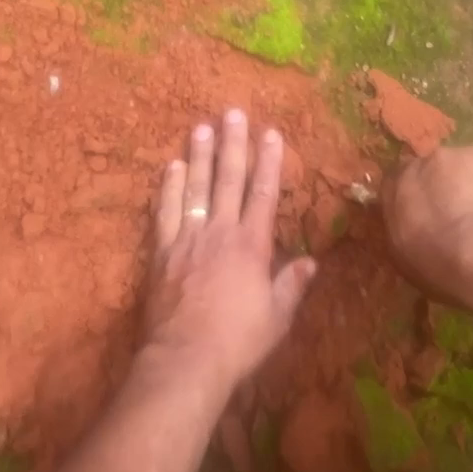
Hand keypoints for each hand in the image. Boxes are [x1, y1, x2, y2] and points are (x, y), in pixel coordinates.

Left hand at [143, 109, 315, 390]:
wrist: (185, 359)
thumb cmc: (237, 342)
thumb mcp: (276, 318)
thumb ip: (291, 286)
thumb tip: (311, 262)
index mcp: (252, 245)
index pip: (264, 193)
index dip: (269, 162)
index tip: (271, 133)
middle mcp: (220, 232)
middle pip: (228, 180)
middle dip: (233, 144)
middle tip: (233, 112)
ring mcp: (188, 238)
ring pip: (195, 187)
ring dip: (199, 155)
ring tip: (201, 126)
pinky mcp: (161, 251)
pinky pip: (165, 211)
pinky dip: (169, 187)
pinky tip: (171, 166)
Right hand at [384, 145, 472, 312]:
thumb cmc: (437, 263)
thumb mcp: (402, 257)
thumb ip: (399, 229)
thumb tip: (405, 224)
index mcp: (396, 184)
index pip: (397, 183)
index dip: (412, 201)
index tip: (421, 220)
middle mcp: (426, 161)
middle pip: (433, 171)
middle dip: (442, 190)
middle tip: (456, 221)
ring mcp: (463, 157)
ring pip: (466, 170)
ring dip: (471, 187)